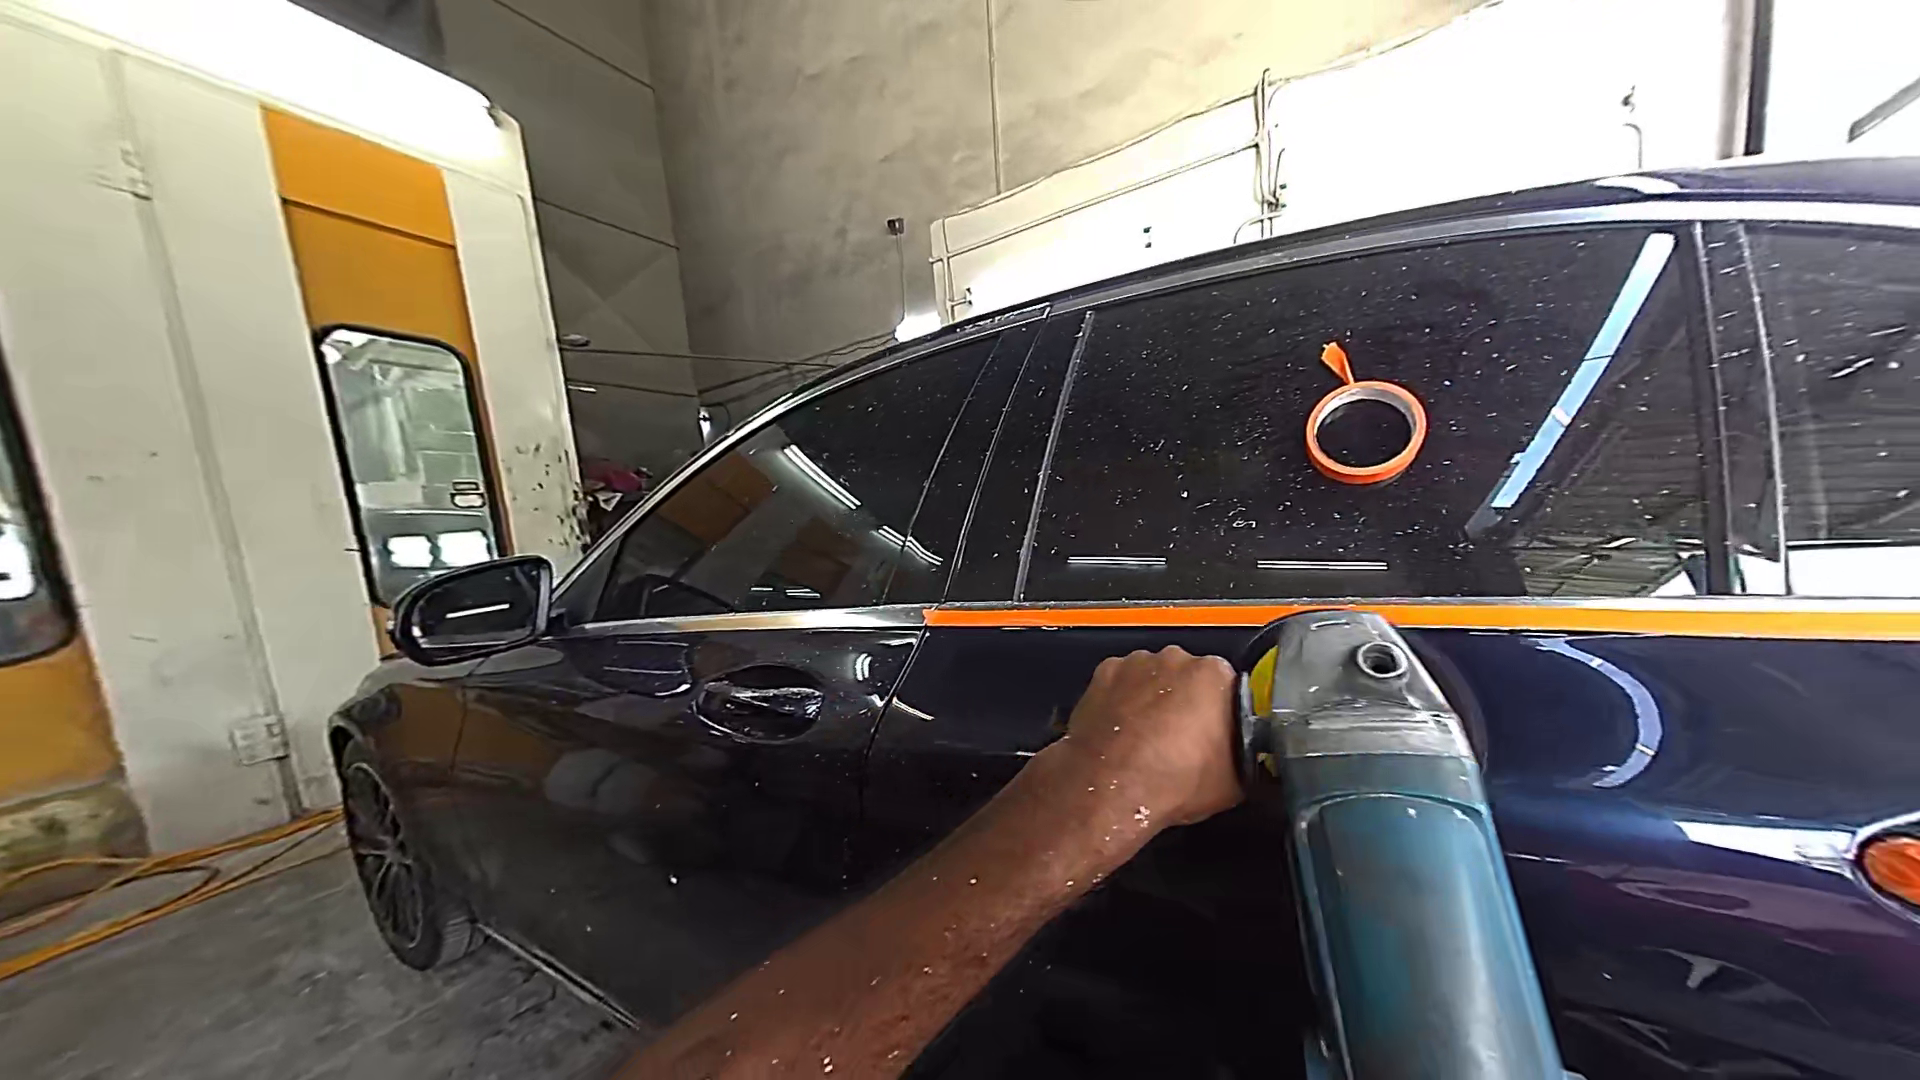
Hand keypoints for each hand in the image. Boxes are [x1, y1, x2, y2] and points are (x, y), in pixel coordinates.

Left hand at [1043, 646, 1241, 831]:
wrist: (1110, 785)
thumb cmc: (1170, 781)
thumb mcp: (1235, 781)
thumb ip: (1244, 753)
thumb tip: (1245, 756)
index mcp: (1212, 675)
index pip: (1227, 683)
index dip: (1221, 709)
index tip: (1214, 729)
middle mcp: (1173, 659)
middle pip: (1186, 674)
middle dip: (1185, 697)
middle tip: (1180, 735)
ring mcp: (1134, 663)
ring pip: (1151, 675)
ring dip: (1151, 696)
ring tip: (1146, 735)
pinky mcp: (1103, 673)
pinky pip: (1119, 682)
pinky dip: (1120, 698)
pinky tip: (1122, 728)